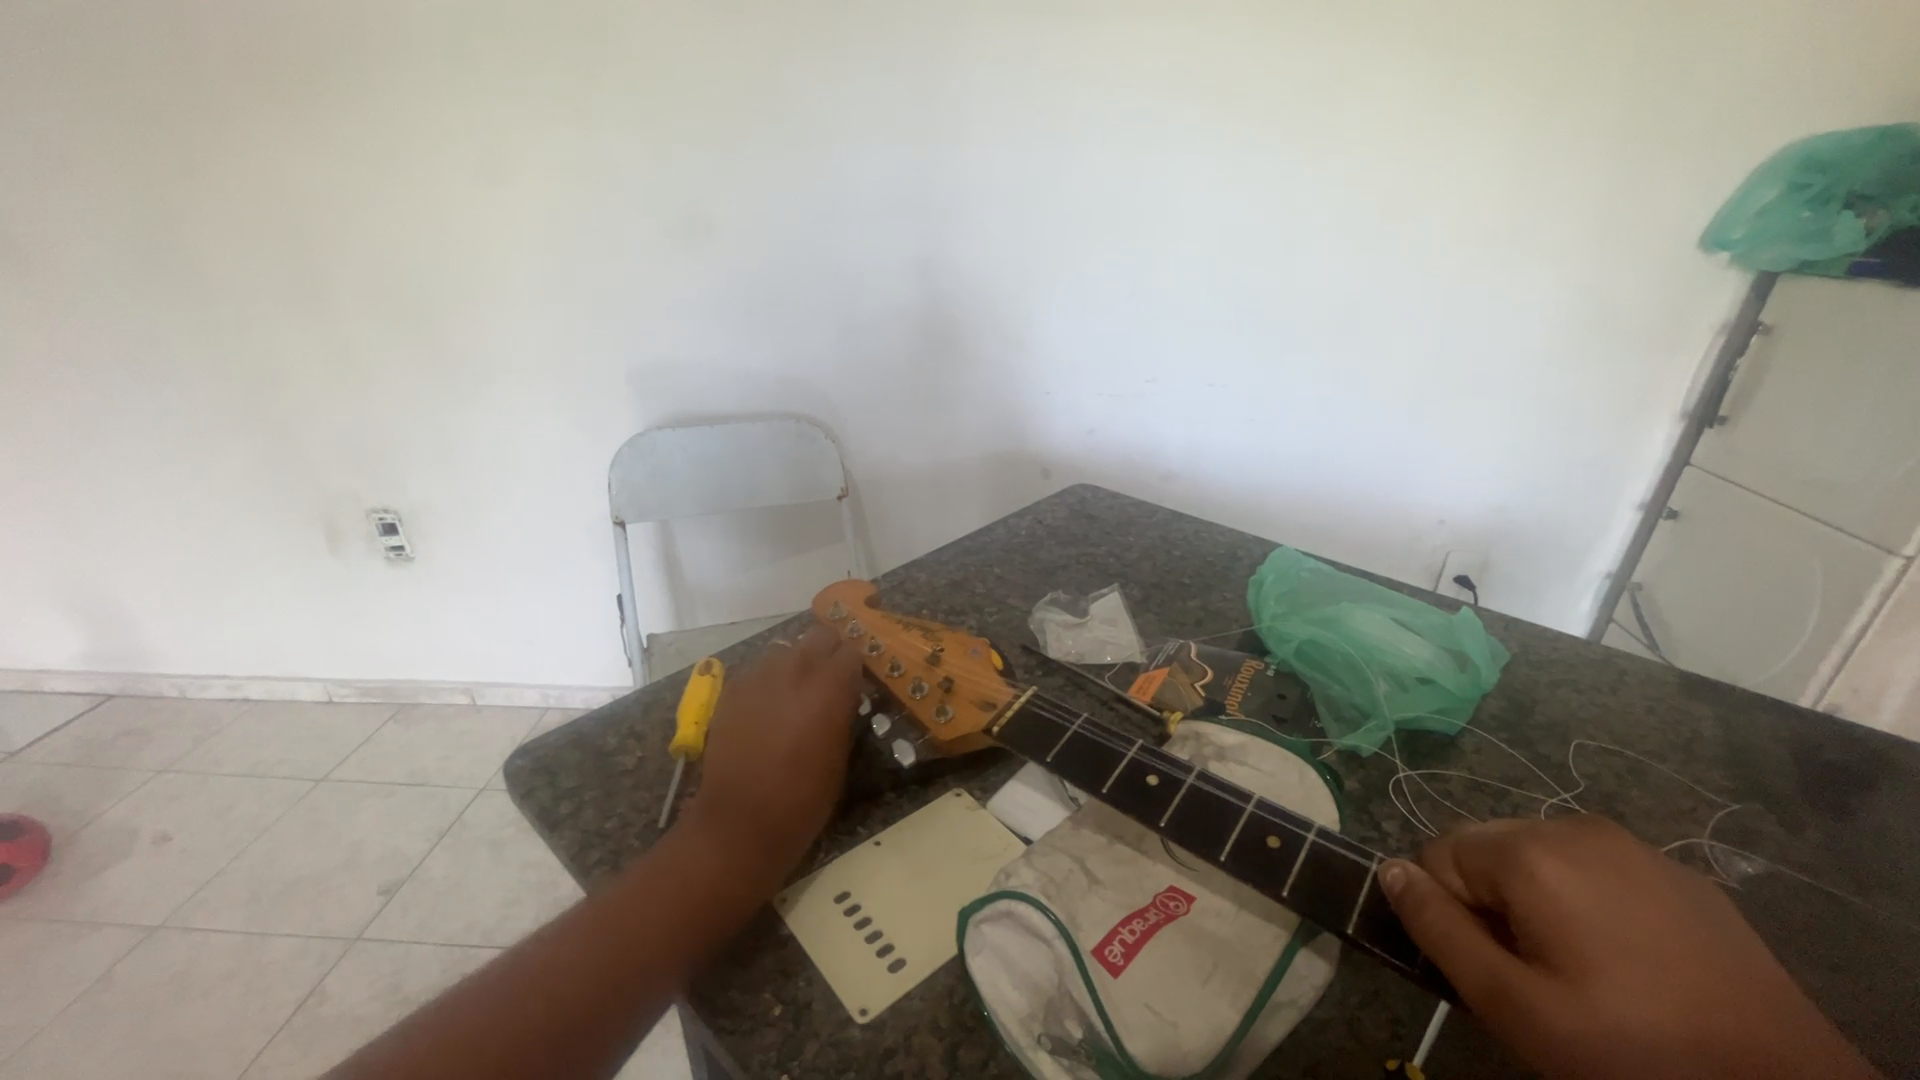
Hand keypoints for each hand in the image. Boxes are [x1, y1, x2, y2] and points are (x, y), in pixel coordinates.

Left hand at [679, 623, 862, 879]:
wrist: (740, 822)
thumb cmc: (803, 800)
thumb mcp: (840, 757)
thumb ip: (843, 715)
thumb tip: (845, 698)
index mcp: (829, 688)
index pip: (851, 651)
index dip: (856, 665)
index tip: (858, 680)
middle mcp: (794, 671)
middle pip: (818, 636)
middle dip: (828, 651)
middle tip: (830, 677)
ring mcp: (758, 677)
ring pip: (785, 649)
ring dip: (796, 662)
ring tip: (796, 690)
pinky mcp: (732, 690)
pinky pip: (757, 670)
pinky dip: (768, 680)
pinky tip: (767, 705)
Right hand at [1381, 816, 1877, 1079]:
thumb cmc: (1631, 1046)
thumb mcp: (1513, 1004)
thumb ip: (1437, 929)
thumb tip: (1388, 869)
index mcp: (1530, 850)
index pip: (1437, 855)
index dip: (1448, 913)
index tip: (1489, 968)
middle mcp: (1576, 826)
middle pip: (1487, 850)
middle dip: (1489, 904)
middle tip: (1530, 976)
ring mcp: (1636, 846)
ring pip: (1539, 858)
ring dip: (1535, 903)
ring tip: (1577, 971)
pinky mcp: (1680, 874)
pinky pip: (1597, 871)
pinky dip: (1587, 904)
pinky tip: (1626, 961)